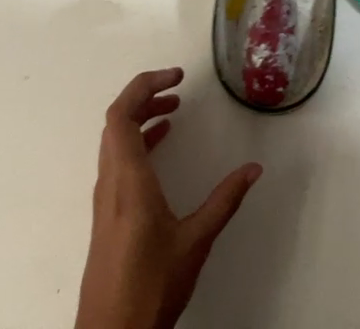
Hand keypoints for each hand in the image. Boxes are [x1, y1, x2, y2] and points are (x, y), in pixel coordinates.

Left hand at [74, 68, 262, 328]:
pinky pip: (118, 160)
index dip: (144, 86)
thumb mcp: (196, 240)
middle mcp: (110, 181)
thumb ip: (224, 200)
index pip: (121, 115)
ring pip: (115, 141)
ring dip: (140, 118)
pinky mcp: (107, 213)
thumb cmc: (152, 284)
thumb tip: (254, 169)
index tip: (176, 76)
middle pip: (115, 122)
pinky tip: (161, 147)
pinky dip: (138, 142)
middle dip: (145, 96)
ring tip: (173, 111)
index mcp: (128, 180)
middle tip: (178, 88)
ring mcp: (105, 198)